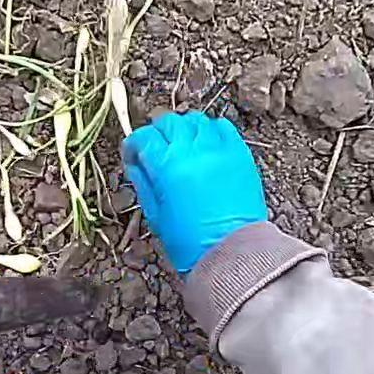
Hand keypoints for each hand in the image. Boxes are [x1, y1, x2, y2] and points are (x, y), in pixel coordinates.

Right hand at [123, 112, 267, 272]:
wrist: (232, 253)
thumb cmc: (191, 242)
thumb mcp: (156, 215)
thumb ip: (144, 184)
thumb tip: (136, 163)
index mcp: (167, 166)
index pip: (144, 138)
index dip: (134, 145)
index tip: (135, 154)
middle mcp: (193, 151)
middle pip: (169, 122)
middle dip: (158, 133)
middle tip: (158, 149)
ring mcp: (218, 149)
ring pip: (196, 120)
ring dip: (185, 129)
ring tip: (183, 145)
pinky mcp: (239, 154)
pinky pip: (223, 127)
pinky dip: (211, 130)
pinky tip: (207, 144)